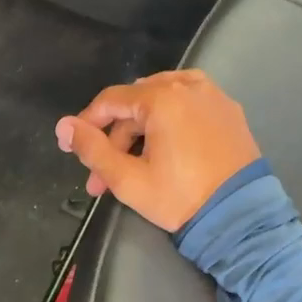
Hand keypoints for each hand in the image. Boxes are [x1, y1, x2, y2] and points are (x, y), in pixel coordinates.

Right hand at [55, 70, 261, 231]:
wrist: (239, 215)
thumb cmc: (179, 197)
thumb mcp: (127, 179)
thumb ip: (92, 149)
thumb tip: (63, 126)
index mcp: (162, 98)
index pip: (110, 100)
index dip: (86, 123)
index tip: (71, 147)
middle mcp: (189, 86)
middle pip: (136, 103)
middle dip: (114, 137)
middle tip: (102, 174)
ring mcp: (213, 97)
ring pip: (161, 103)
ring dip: (139, 131)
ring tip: (130, 166)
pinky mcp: (229, 112)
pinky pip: (187, 107)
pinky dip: (168, 124)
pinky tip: (162, 152)